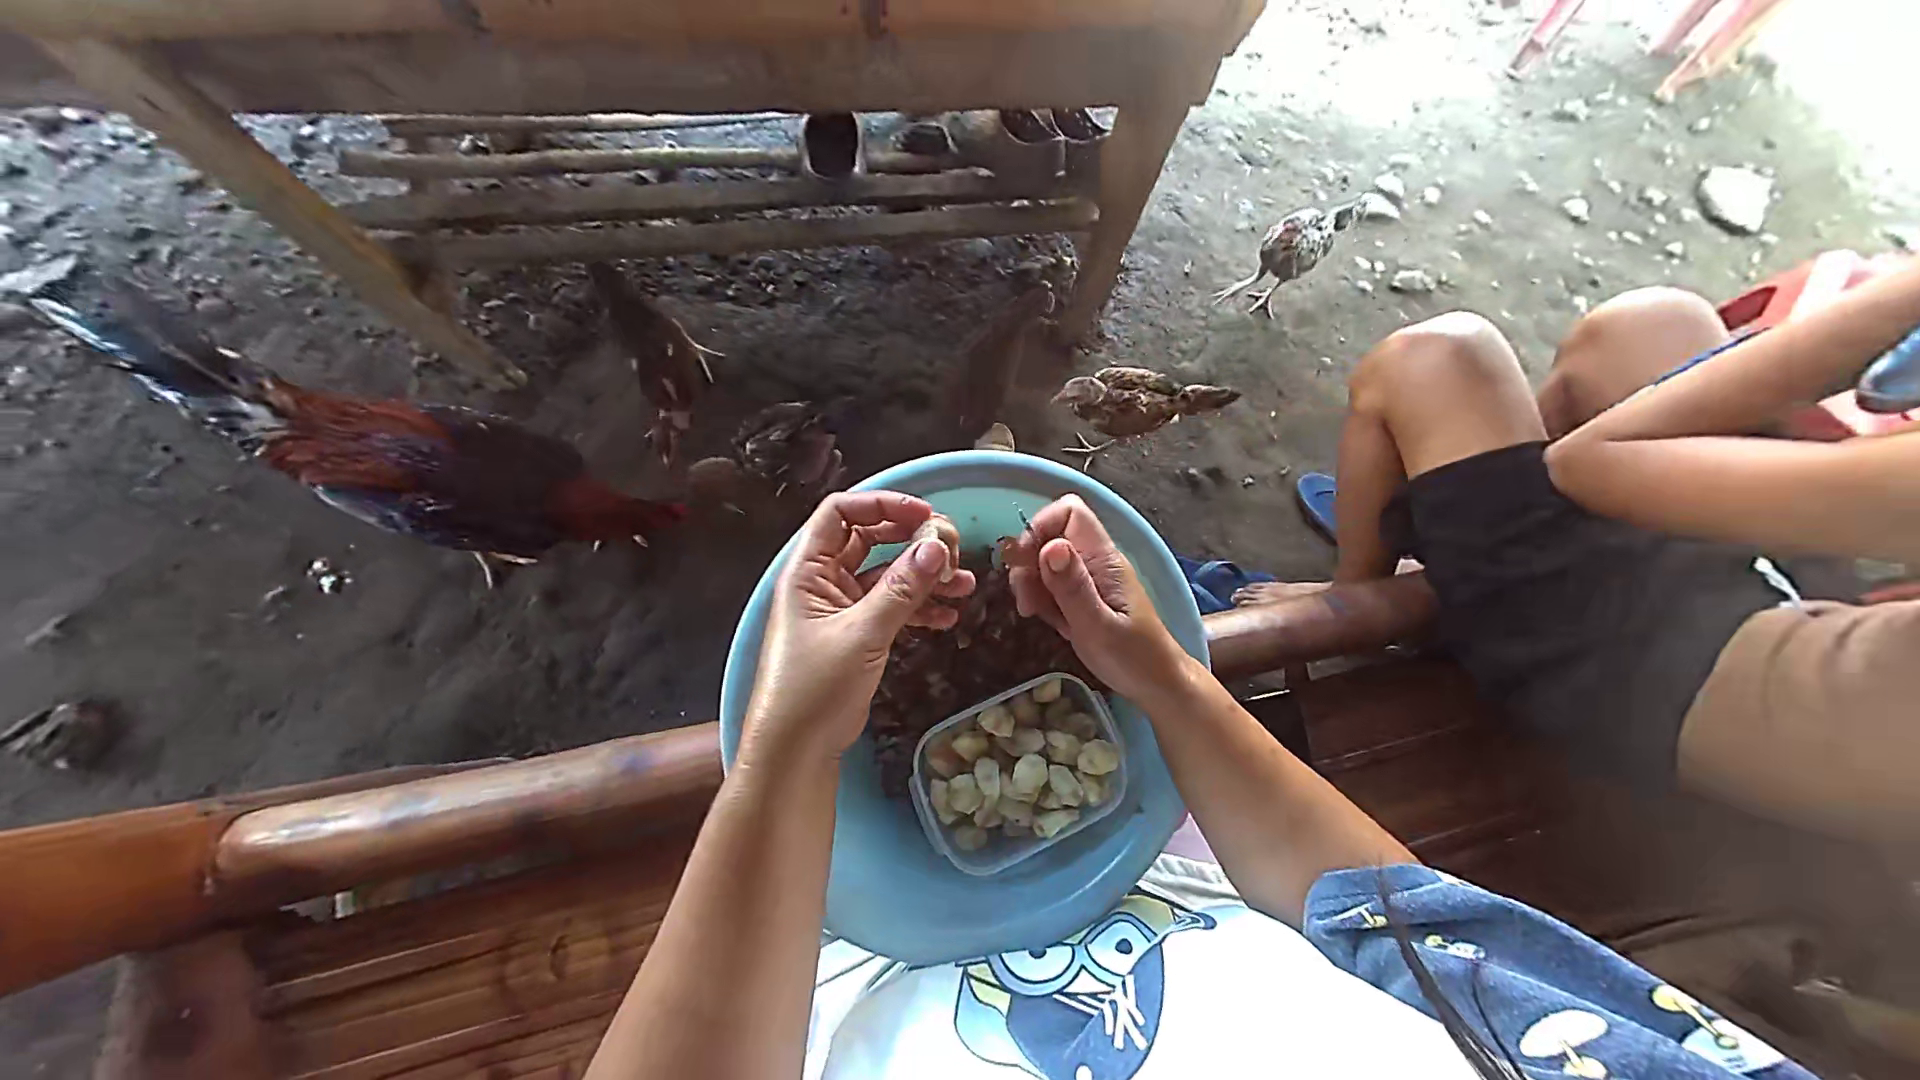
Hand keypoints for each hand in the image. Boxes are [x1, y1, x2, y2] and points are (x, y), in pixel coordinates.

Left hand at [745, 491, 974, 762]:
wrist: (796, 751)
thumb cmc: (814, 688)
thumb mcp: (862, 633)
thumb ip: (902, 588)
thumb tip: (937, 545)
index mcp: (808, 569)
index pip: (842, 512)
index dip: (883, 506)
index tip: (926, 515)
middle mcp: (823, 580)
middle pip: (871, 539)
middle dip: (912, 539)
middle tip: (951, 547)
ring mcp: (841, 606)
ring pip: (888, 574)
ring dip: (924, 575)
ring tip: (963, 584)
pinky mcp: (858, 632)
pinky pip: (893, 605)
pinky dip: (919, 606)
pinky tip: (948, 615)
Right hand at [1004, 495, 1187, 702]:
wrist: (1157, 685)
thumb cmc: (1135, 658)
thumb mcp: (1098, 627)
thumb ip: (1073, 588)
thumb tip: (1050, 546)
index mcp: (1105, 559)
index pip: (1070, 512)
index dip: (1041, 526)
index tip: (1024, 561)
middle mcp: (1095, 561)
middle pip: (1051, 536)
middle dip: (1028, 562)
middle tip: (1026, 599)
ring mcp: (1088, 579)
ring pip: (1046, 562)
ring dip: (1030, 583)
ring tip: (1033, 612)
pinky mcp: (1082, 597)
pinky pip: (1051, 585)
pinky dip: (1040, 598)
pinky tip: (1045, 620)